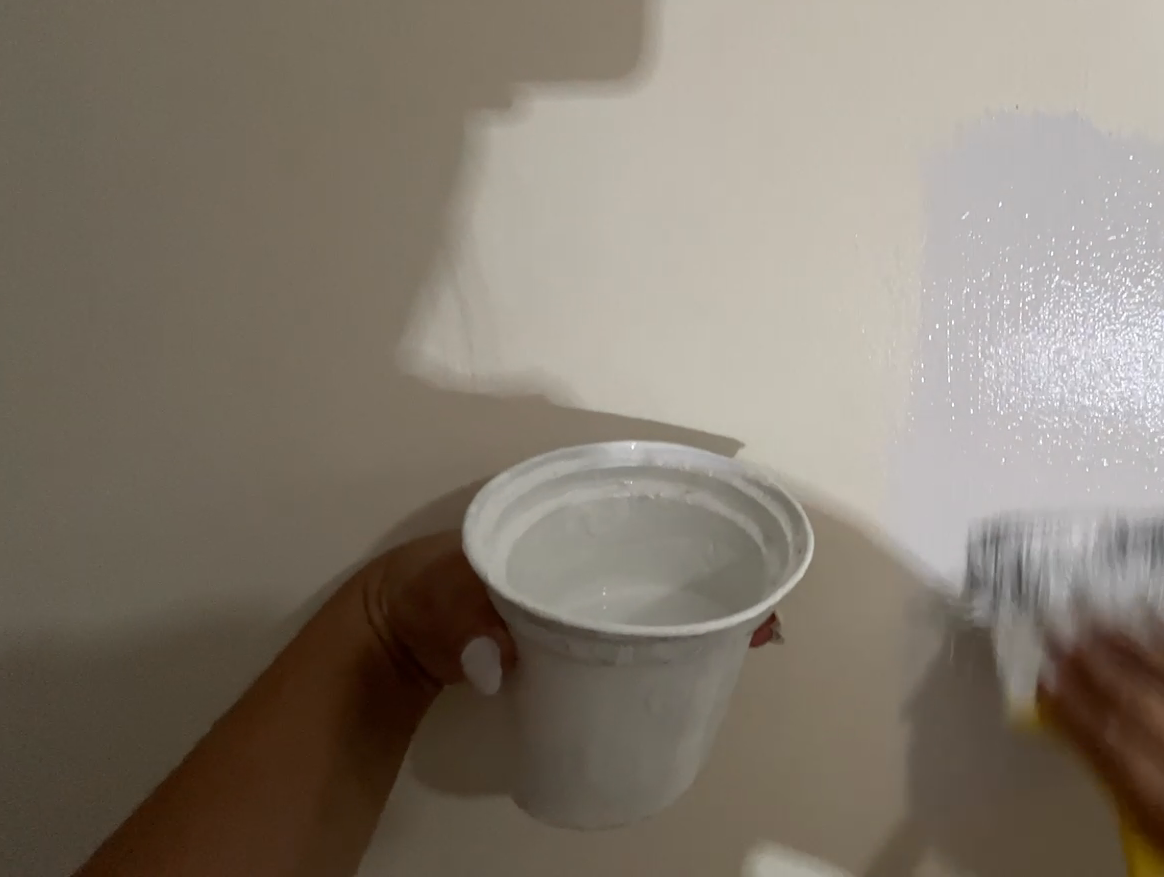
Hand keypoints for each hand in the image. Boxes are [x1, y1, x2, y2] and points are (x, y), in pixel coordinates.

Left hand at [348, 531, 786, 696]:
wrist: (399, 632)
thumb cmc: (428, 593)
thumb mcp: (443, 595)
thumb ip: (466, 620)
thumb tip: (499, 661)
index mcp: (576, 517)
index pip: (659, 501)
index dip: (711, 519)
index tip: (749, 546)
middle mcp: (603, 545)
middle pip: (686, 548)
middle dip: (730, 571)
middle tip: (764, 611)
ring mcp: (601, 587)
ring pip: (675, 588)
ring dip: (716, 607)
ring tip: (756, 632)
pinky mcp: (594, 625)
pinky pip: (651, 626)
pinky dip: (685, 636)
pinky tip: (709, 655)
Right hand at [1040, 629, 1163, 876]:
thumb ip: (1125, 782)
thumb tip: (1080, 719)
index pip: (1112, 743)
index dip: (1072, 705)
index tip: (1043, 675)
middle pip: (1138, 699)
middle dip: (1090, 661)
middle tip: (1056, 629)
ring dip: (1125, 639)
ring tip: (1091, 613)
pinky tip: (1146, 616)